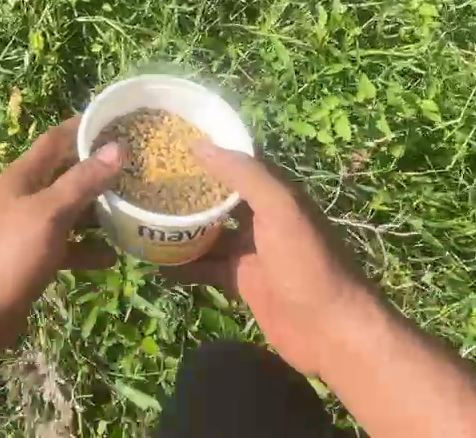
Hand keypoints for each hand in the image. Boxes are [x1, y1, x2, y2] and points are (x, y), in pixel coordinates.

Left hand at [0, 116, 123, 355]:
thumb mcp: (49, 213)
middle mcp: (28, 194)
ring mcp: (31, 226)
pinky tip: (114, 256)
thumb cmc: (9, 252)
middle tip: (138, 168)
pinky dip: (88, 248)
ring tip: (135, 209)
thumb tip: (118, 147)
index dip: (84, 126)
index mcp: (25, 174)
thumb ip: (82, 181)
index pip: (57, 138)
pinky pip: (68, 245)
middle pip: (67, 173)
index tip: (119, 121)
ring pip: (71, 210)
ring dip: (98, 210)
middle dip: (99, 170)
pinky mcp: (35, 257)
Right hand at [169, 142, 369, 375]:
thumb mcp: (279, 209)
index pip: (235, 163)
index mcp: (274, 193)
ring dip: (181, 227)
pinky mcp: (243, 282)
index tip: (169, 142)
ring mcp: (251, 251)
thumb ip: (243, 175)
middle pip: (217, 197)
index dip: (206, 151)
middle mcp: (261, 217)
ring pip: (208, 232)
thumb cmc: (307, 262)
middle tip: (146, 179)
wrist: (333, 333)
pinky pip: (207, 267)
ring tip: (143, 216)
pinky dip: (183, 265)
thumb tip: (199, 145)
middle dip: (187, 189)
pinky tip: (155, 263)